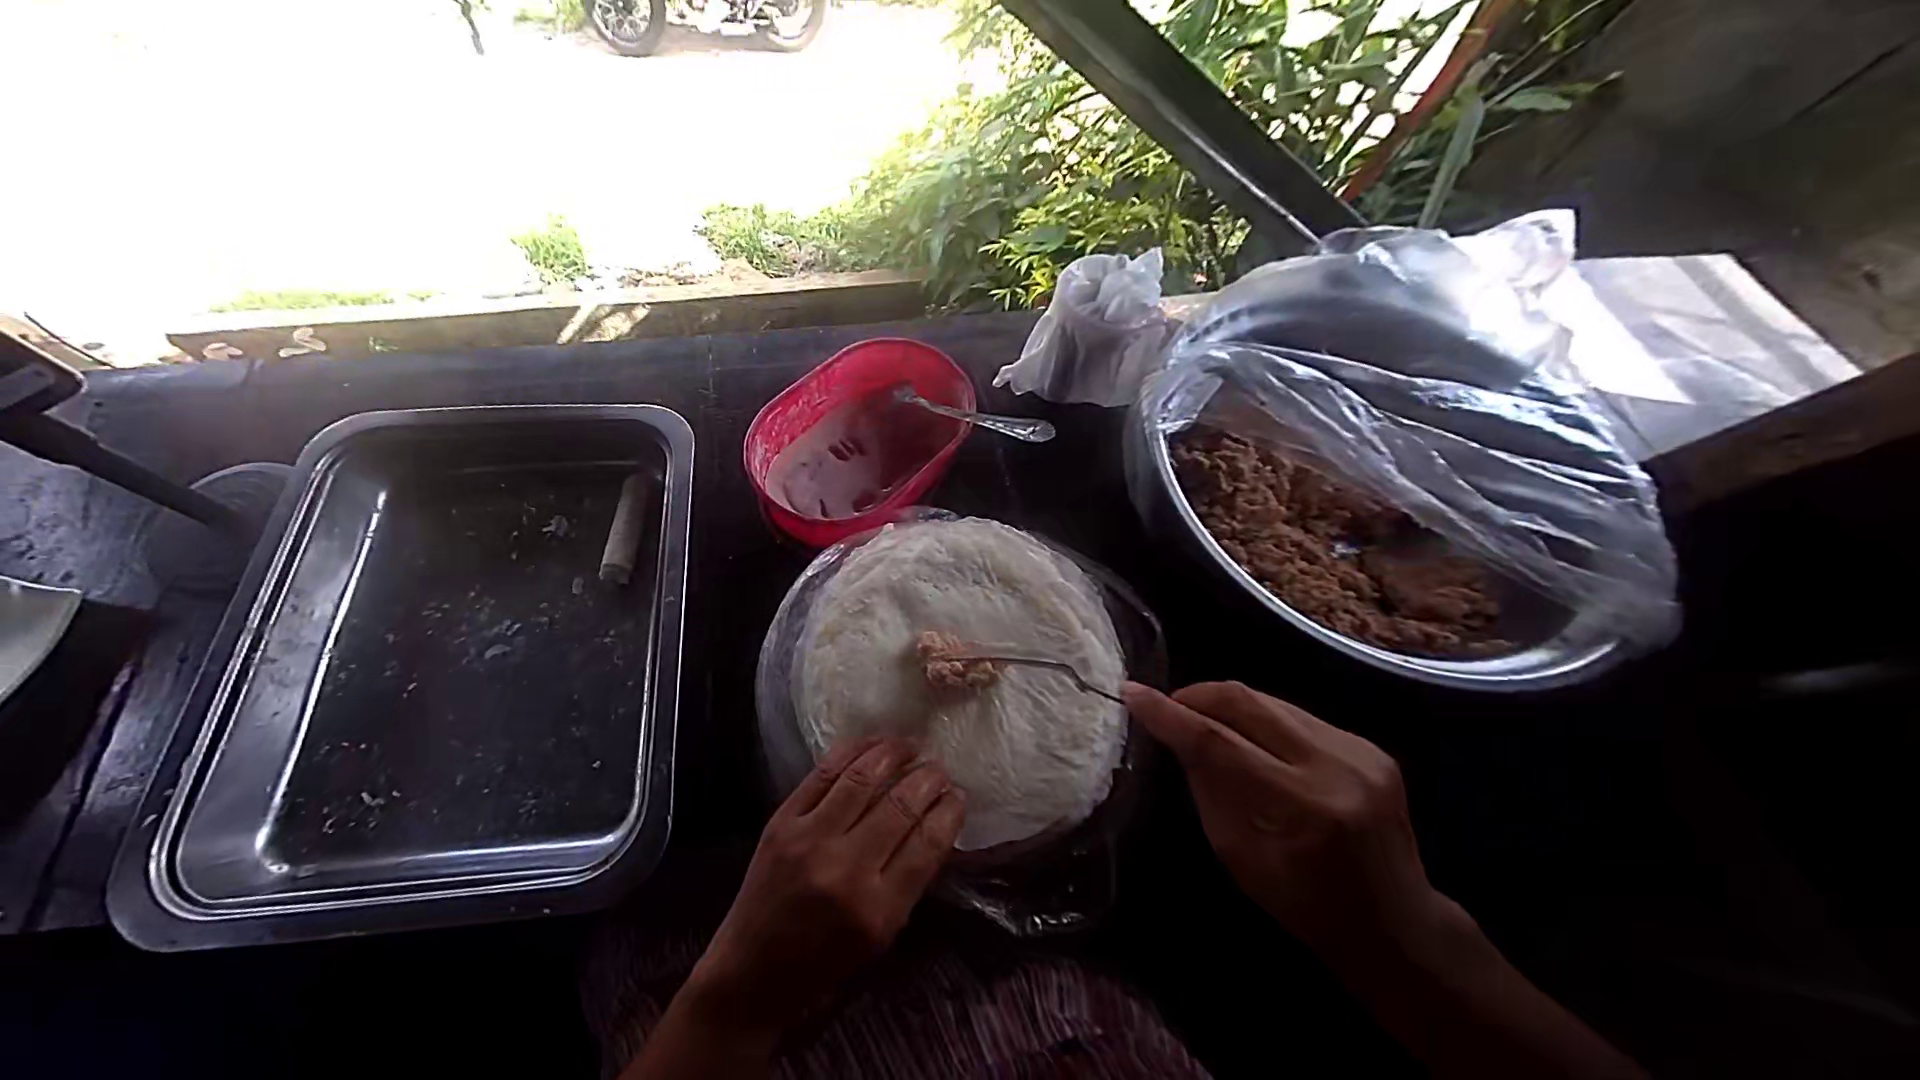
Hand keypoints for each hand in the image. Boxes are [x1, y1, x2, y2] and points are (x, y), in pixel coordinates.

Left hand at [679, 736, 965, 1036]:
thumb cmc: (826, 960)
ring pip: (863, 776)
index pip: (928, 842)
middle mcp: (844, 870)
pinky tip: (874, 745)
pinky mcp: (782, 821)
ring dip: (894, 753)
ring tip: (911, 746)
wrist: (751, 970)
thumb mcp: (883, 933)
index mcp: (877, 909)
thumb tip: (938, 819)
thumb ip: (912, 878)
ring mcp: (809, 840)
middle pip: (901, 805)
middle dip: (930, 778)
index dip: (950, 810)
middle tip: (940, 769)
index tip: (958, 795)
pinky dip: (855, 750)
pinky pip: (825, 772)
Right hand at [1125, 682, 1645, 1078]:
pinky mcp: (1369, 746)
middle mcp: (1333, 768)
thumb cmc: (1303, 904)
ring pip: (1269, 700)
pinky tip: (1253, 740)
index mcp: (1299, 808)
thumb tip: (1177, 735)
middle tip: (1167, 706)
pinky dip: (1262, 720)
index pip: (1217, 743)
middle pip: (1245, 702)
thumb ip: (1208, 787)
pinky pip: (1296, 714)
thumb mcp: (1237, 855)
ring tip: (1205, 722)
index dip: (1169, 714)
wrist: (1396, 924)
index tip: (1133, 692)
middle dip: (1196, 695)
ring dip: (1227, 705)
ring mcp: (1358, 752)